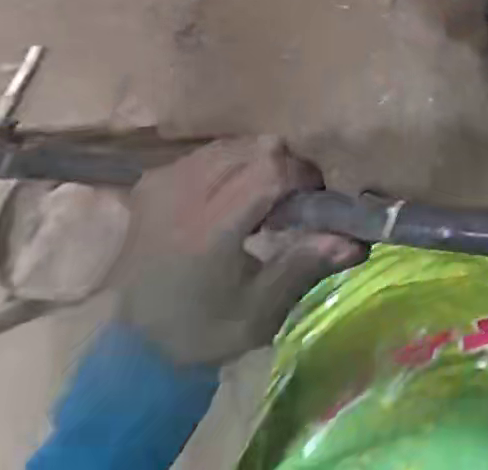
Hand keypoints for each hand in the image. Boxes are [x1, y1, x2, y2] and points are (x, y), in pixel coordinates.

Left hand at [117, 137, 362, 364]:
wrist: (132, 343)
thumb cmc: (202, 332)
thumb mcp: (259, 312)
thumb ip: (304, 265)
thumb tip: (355, 241)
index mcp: (209, 229)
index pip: (269, 171)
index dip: (302, 176)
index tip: (316, 198)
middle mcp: (184, 191)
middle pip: (254, 148)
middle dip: (285, 166)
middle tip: (293, 201)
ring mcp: (164, 179)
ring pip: (232, 144)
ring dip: (257, 162)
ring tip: (261, 200)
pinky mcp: (152, 177)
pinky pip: (206, 152)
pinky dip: (230, 164)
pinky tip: (229, 198)